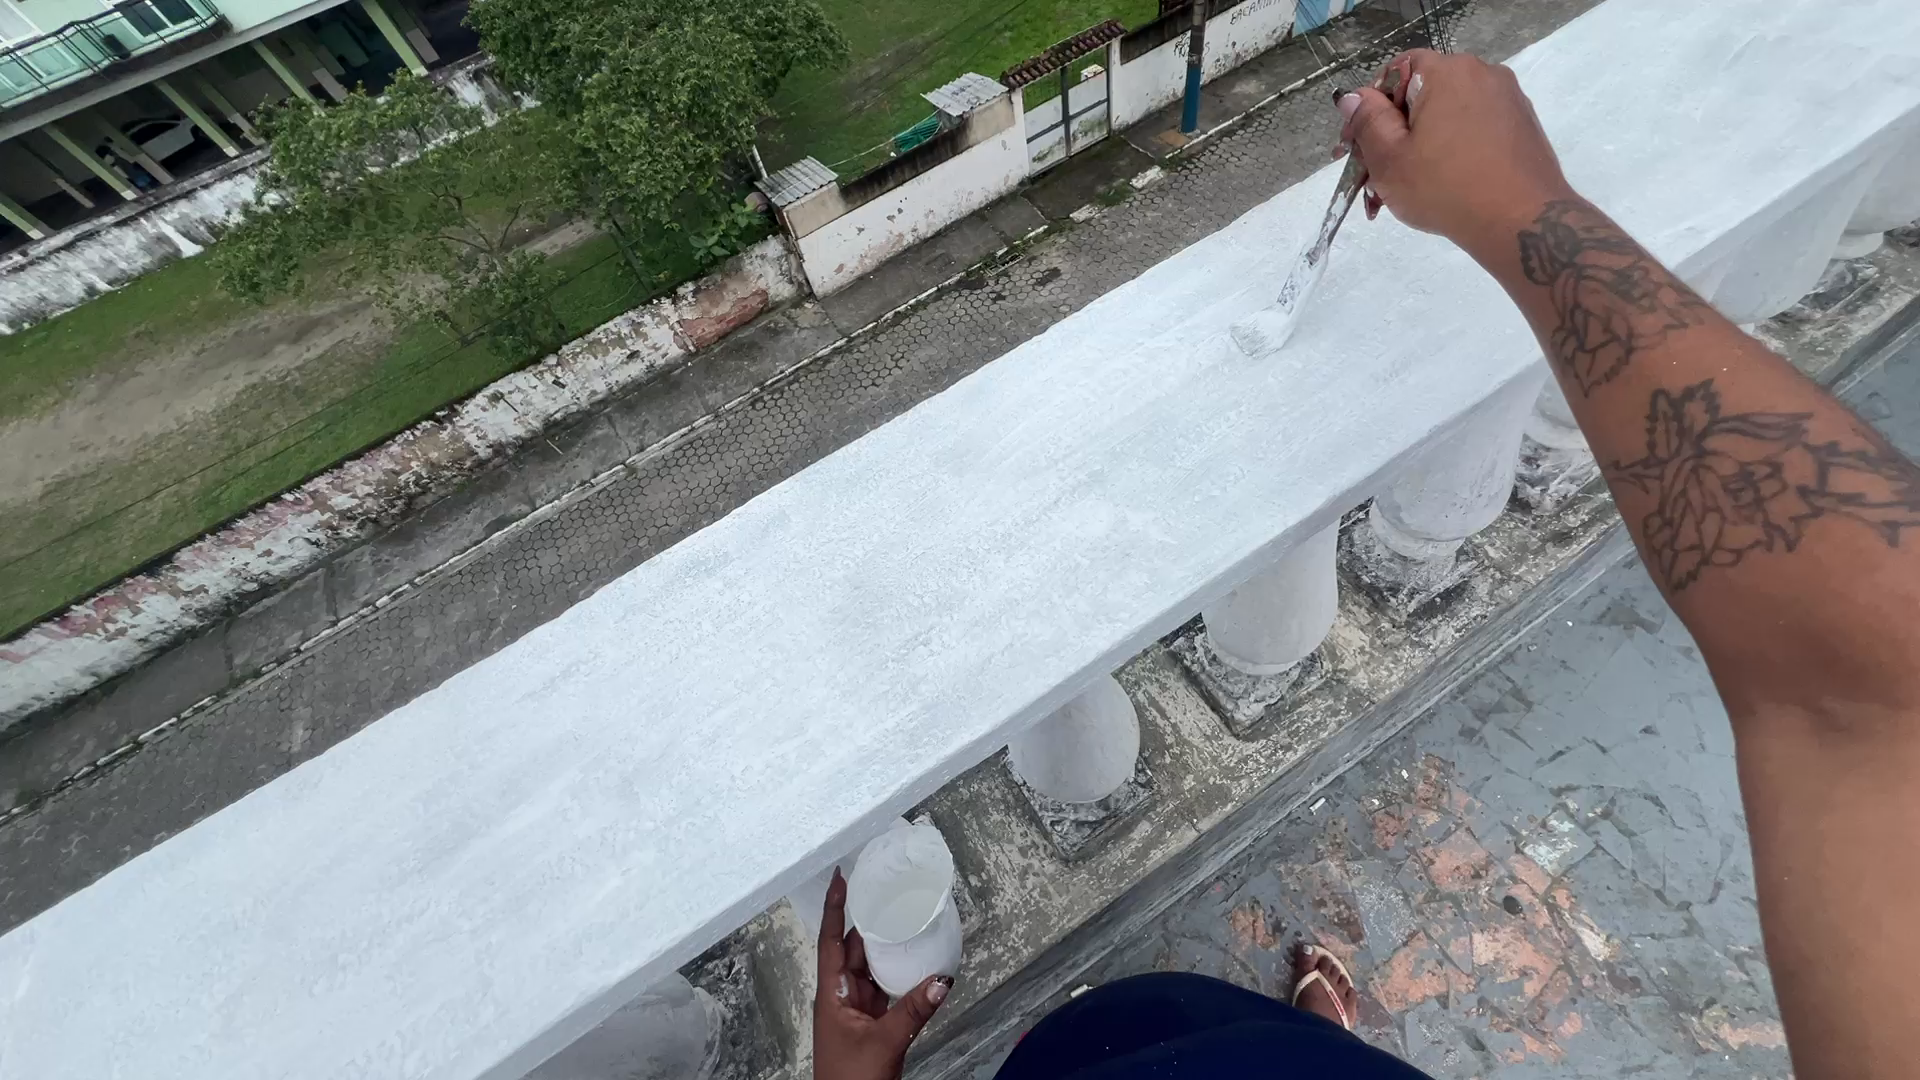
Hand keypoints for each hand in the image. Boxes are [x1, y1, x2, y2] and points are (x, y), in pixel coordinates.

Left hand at [813, 868, 951, 1079]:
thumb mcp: (883, 1044)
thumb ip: (913, 1011)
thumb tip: (943, 978)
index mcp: (831, 994)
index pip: (830, 940)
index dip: (834, 908)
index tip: (841, 876)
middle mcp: (841, 994)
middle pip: (852, 947)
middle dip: (866, 918)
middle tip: (887, 889)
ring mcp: (856, 1008)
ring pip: (869, 964)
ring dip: (883, 943)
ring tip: (904, 913)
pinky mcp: (872, 1021)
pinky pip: (883, 984)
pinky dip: (897, 968)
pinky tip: (915, 957)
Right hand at [1338, 49, 1575, 259]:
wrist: (1516, 216)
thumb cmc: (1441, 186)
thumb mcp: (1388, 158)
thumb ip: (1368, 121)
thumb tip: (1352, 96)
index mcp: (1446, 73)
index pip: (1396, 72)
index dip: (1369, 107)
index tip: (1357, 146)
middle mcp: (1480, 73)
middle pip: (1419, 97)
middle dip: (1389, 135)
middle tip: (1369, 178)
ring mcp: (1503, 98)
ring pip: (1441, 118)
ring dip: (1413, 149)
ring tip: (1396, 192)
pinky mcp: (1516, 124)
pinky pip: (1466, 131)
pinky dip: (1443, 153)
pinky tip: (1433, 187)